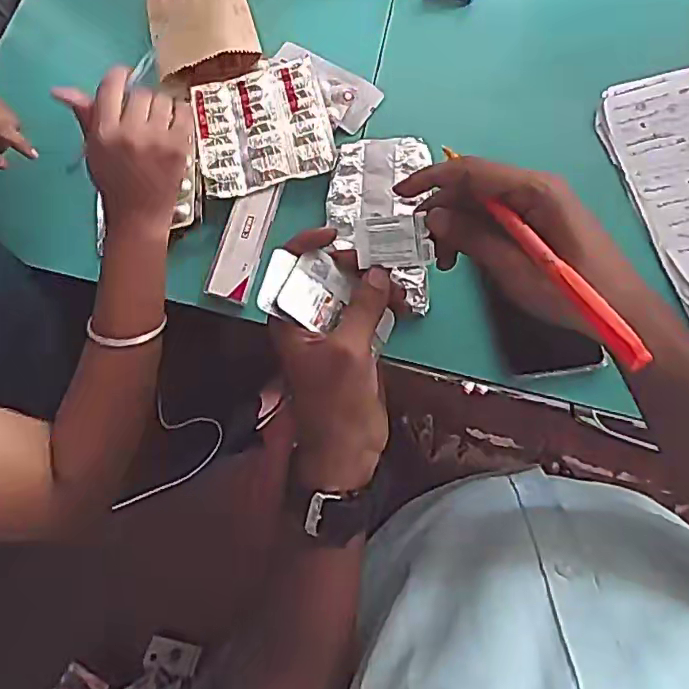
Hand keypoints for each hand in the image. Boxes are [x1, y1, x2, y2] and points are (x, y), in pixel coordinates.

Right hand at [52, 66, 193, 229]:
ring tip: (156, 125)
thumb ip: (85, 114)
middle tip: (140, 116)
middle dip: (140, 100)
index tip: (124, 80)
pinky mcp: (179, 145)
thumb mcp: (93, 148)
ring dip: (160, 107)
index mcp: (104, 131)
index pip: (112, 85)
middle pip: (140, 92)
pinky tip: (172, 127)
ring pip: (163, 99)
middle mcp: (130, 132)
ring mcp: (157, 138)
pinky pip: (183, 111)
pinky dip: (179, 114)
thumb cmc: (113, 180)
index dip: (120, 77)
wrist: (139, 213)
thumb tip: (60, 90)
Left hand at [268, 228, 400, 490]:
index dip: (306, 245)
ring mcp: (330, 331)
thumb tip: (377, 274)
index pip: (288, 269)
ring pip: (349, 292)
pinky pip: (365, 311)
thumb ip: (363, 308)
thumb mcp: (349, 352)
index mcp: (289, 320)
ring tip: (397, 290)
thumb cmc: (334, 407)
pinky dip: (382, 304)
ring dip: (373, 286)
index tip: (333, 236)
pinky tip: (401, 305)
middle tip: (377, 265)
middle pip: (324, 275)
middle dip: (351, 266)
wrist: (346, 453)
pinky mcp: (352, 343)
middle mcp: (306, 320)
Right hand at [395, 155, 655, 339]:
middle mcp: (537, 188)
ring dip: (458, 226)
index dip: (432, 179)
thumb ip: (474, 238)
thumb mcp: (516, 270)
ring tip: (447, 260)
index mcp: (536, 190)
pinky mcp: (540, 220)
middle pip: (475, 186)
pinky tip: (467, 257)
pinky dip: (475, 232)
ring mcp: (540, 203)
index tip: (402, 195)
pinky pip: (497, 216)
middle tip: (429, 244)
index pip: (472, 170)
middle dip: (444, 210)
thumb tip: (437, 216)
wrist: (623, 314)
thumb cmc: (576, 294)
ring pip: (482, 202)